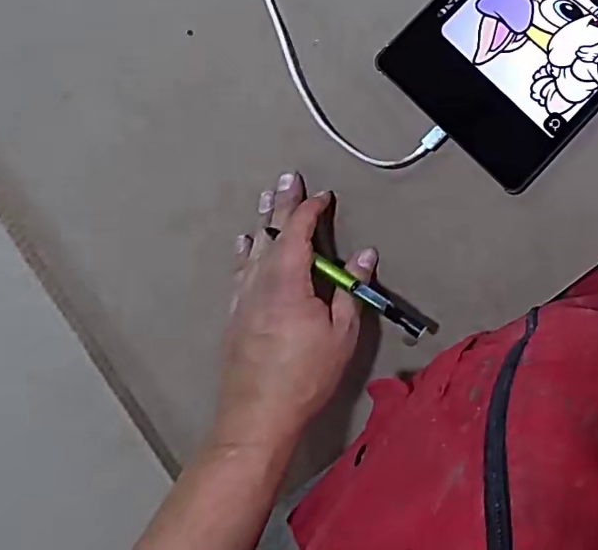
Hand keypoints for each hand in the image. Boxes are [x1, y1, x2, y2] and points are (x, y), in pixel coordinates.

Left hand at [209, 172, 375, 454]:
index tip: (324, 197)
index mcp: (287, 282)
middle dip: (282, 203)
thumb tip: (363, 255)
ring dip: (263, 220)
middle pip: (272, 233)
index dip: (311, 210)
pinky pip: (239, 271)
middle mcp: (260, 283)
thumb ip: (350, 289)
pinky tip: (244, 243)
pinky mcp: (234, 315)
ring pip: (253, 249)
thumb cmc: (305, 376)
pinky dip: (245, 251)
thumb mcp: (342, 333)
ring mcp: (242, 299)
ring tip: (266, 197)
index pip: (298, 232)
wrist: (255, 420)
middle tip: (287, 178)